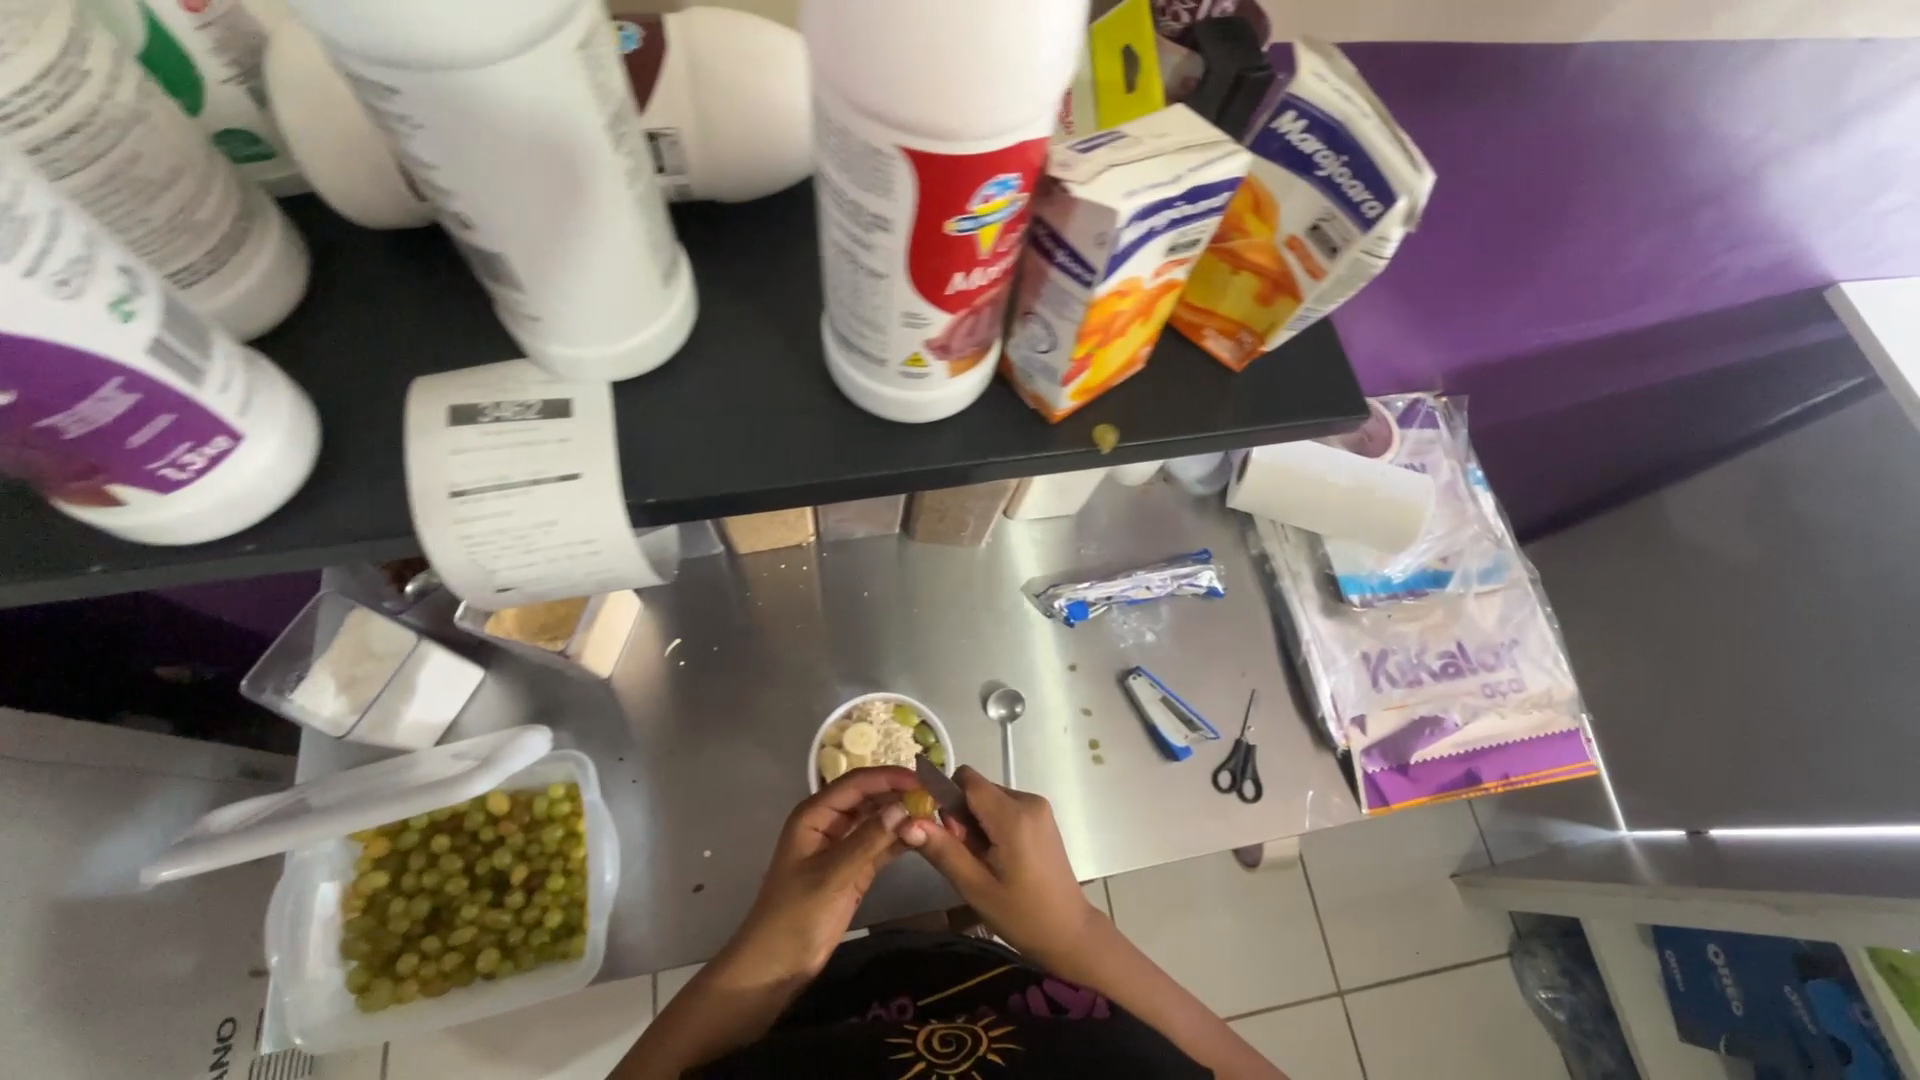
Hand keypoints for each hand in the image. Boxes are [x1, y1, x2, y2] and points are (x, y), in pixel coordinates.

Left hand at [727, 766, 920, 981]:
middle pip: (870, 798)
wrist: (777, 965)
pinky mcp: (856, 870)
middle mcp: (830, 824)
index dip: (888, 777)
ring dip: (903, 816)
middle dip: (899, 794)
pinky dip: (900, 840)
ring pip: (878, 821)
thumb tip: (905, 807)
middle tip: (936, 795)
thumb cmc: (795, 915)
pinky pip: (882, 845)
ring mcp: (844, 847)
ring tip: (936, 813)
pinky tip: (924, 836)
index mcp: (815, 815)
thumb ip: (868, 840)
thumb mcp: (831, 875)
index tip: (922, 779)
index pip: (856, 784)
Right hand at [899, 766, 1105, 966]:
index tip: (944, 832)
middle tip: (967, 857)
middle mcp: (1028, 800)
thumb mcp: (975, 887)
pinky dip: (993, 824)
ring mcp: (1038, 807)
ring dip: (976, 822)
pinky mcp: (1041, 816)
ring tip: (985, 862)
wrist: (1069, 931)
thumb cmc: (1021, 915)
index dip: (946, 797)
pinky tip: (999, 858)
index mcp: (1013, 815)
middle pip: (977, 789)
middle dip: (962, 815)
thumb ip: (942, 850)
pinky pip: (1004, 806)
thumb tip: (907, 823)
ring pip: (989, 798)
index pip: (966, 779)